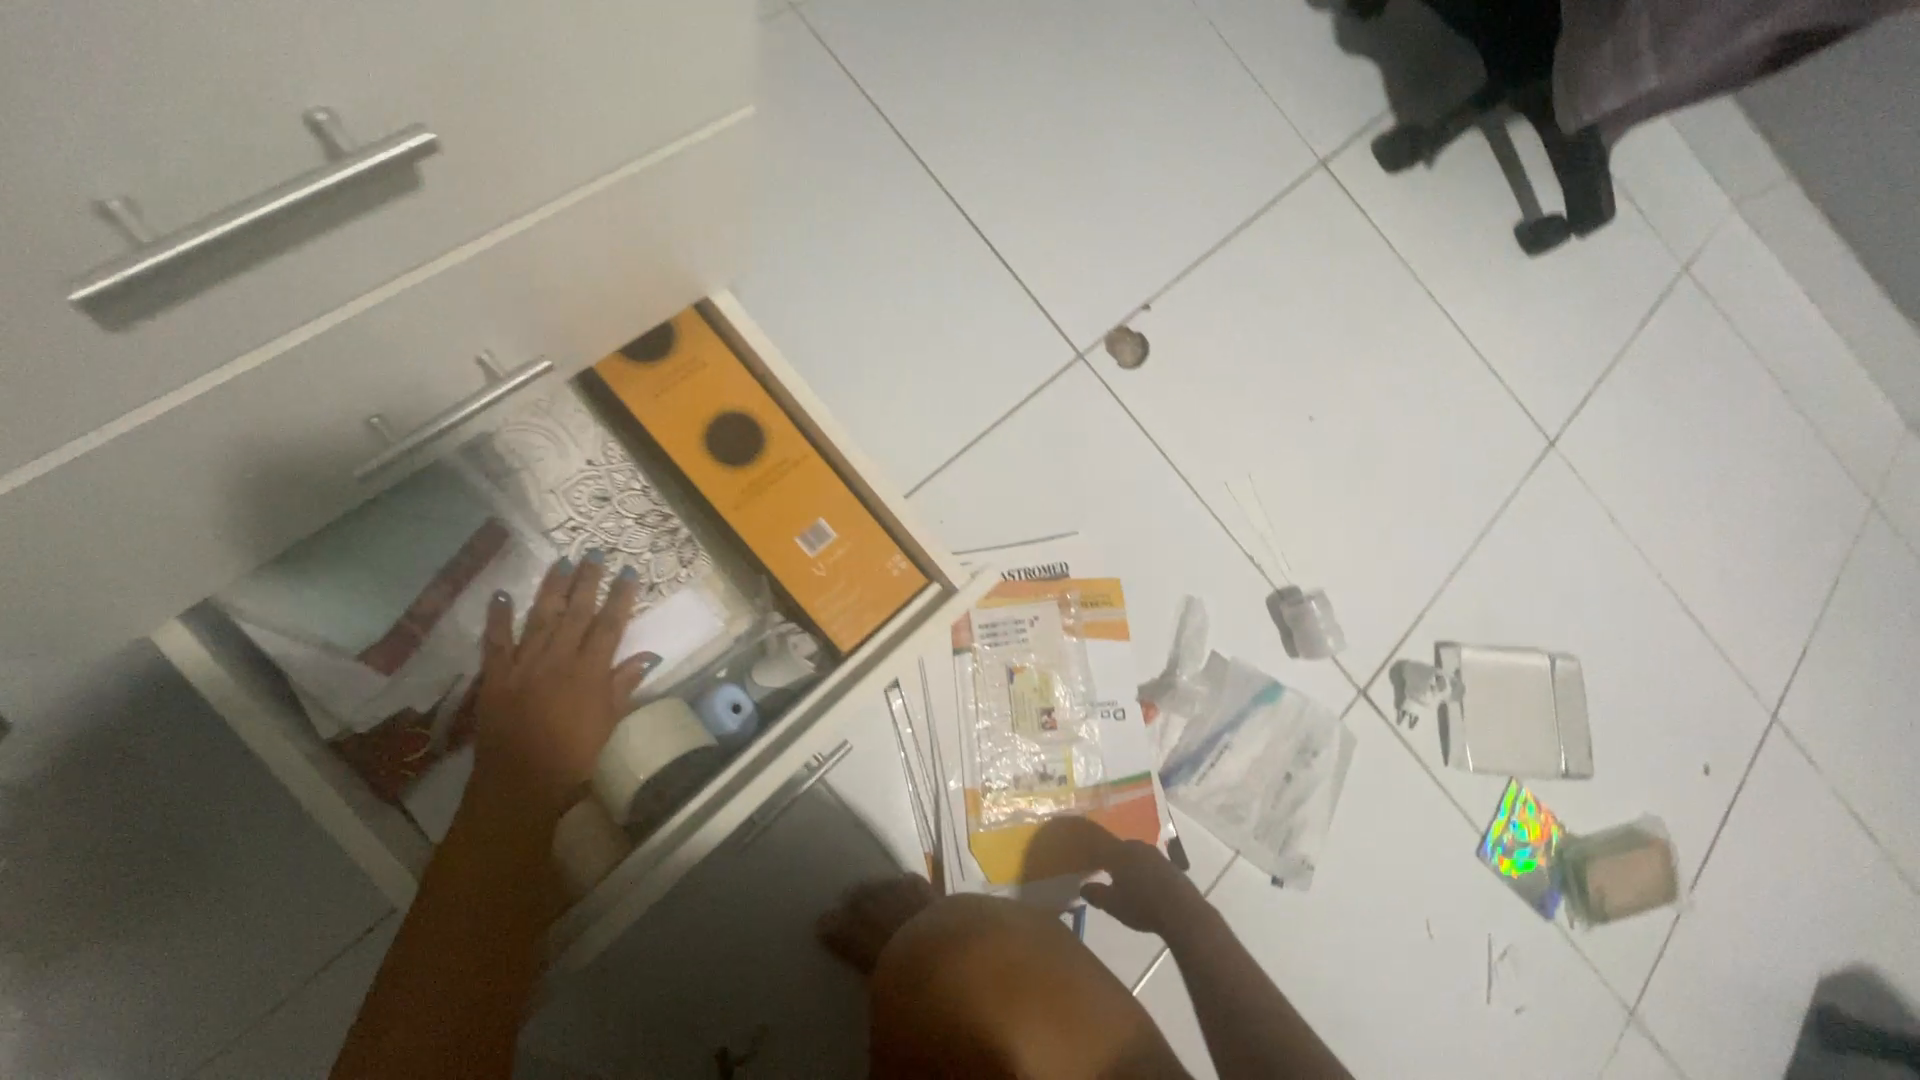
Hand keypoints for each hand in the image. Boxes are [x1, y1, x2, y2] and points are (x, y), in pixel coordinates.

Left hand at [467, 554, 657, 820]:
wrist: (521, 783)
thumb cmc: (575, 757)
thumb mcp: (609, 721)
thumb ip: (624, 685)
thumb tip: (648, 656)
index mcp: (590, 671)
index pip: (610, 625)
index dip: (621, 597)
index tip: (629, 572)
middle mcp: (558, 659)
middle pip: (576, 612)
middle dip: (588, 581)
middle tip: (595, 553)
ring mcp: (524, 664)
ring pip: (541, 617)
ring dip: (552, 588)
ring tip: (562, 562)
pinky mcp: (496, 676)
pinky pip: (496, 641)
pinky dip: (498, 617)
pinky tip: (502, 595)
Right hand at [1079, 833, 1206, 939]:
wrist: (1182, 912)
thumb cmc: (1142, 906)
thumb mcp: (1112, 905)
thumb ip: (1095, 894)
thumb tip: (1083, 887)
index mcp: (1119, 853)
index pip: (1100, 847)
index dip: (1092, 854)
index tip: (1085, 861)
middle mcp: (1137, 847)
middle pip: (1120, 849)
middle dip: (1112, 858)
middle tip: (1104, 871)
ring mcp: (1157, 855)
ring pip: (1137, 855)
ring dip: (1130, 865)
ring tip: (1126, 880)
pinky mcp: (1171, 865)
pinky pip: (1151, 864)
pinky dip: (1145, 871)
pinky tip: (1146, 886)